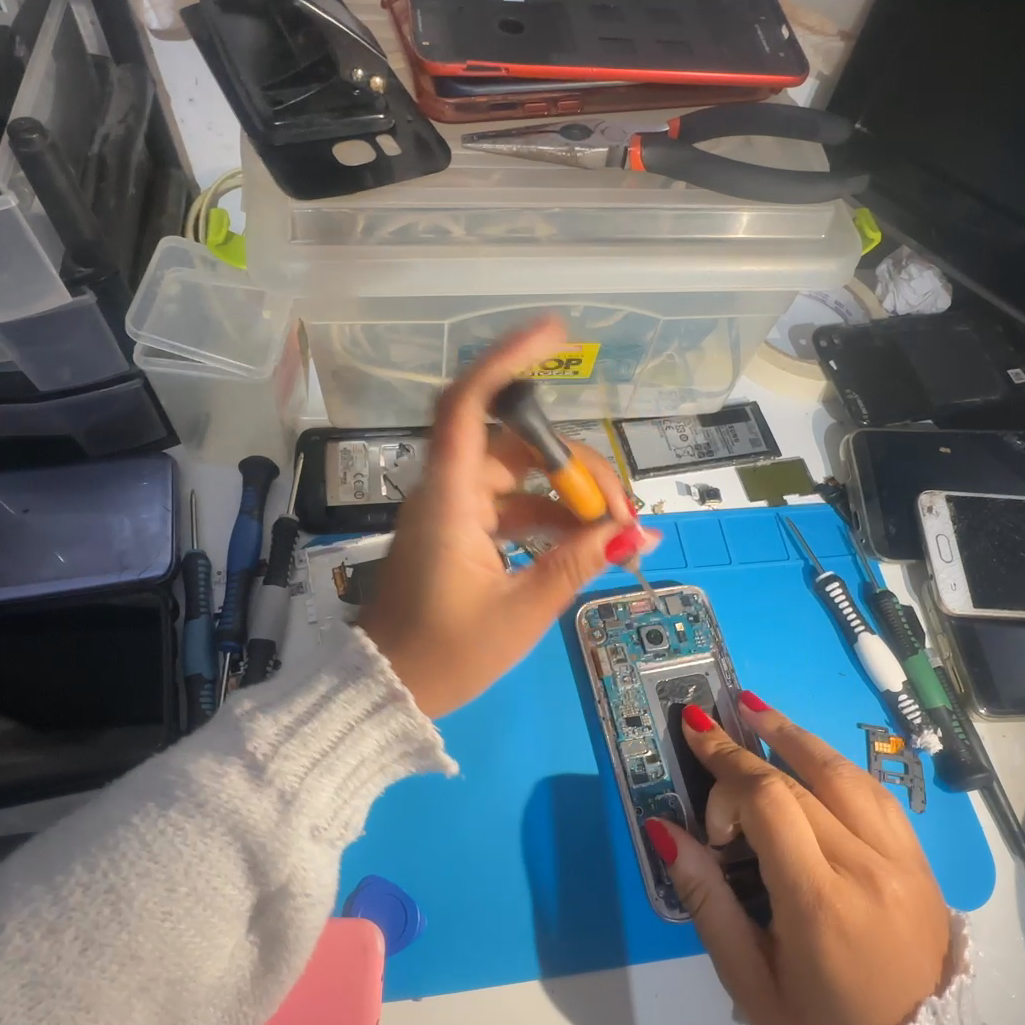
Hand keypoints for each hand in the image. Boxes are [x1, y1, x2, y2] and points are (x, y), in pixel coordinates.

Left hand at [357, 318, 654, 717]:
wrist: (386, 691)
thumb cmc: (446, 654)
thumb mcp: (523, 609)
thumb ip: (579, 562)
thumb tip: (637, 533)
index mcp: (449, 497)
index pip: (468, 404)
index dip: (507, 360)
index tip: (555, 334)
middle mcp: (447, 490)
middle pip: (514, 445)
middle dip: (576, 465)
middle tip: (623, 506)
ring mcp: (451, 511)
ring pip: (517, 477)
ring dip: (567, 494)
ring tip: (616, 528)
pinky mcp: (457, 534)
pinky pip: (509, 507)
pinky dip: (547, 517)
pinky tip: (586, 540)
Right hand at [646, 692, 951, 1024]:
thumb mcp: (748, 980)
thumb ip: (706, 900)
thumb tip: (666, 830)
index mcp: (821, 903)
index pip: (770, 804)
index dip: (727, 768)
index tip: (693, 745)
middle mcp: (869, 869)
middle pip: (801, 782)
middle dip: (745, 750)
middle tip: (705, 724)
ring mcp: (903, 861)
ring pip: (845, 774)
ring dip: (794, 735)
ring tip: (754, 709)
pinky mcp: (920, 862)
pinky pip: (876, 793)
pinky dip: (835, 763)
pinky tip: (807, 752)